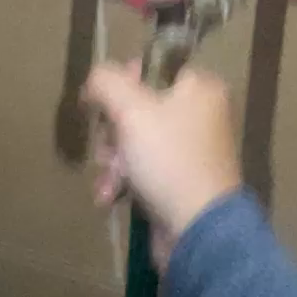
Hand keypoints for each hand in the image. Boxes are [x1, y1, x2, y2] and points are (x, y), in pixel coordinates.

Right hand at [84, 63, 241, 265]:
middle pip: (139, 108)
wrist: (197, 228)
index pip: (154, 68)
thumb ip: (107, 82)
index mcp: (199, 88)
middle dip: (113, 131)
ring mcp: (190, 150)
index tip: (103, 100)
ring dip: (113, 160)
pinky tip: (111, 196)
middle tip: (108, 146)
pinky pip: (143, 170)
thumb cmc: (168, 158)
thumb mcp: (132, 110)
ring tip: (110, 177)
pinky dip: (124, 181)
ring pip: (135, 141)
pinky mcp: (180, 181)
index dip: (124, 82)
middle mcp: (200, 115)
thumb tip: (96, 78)